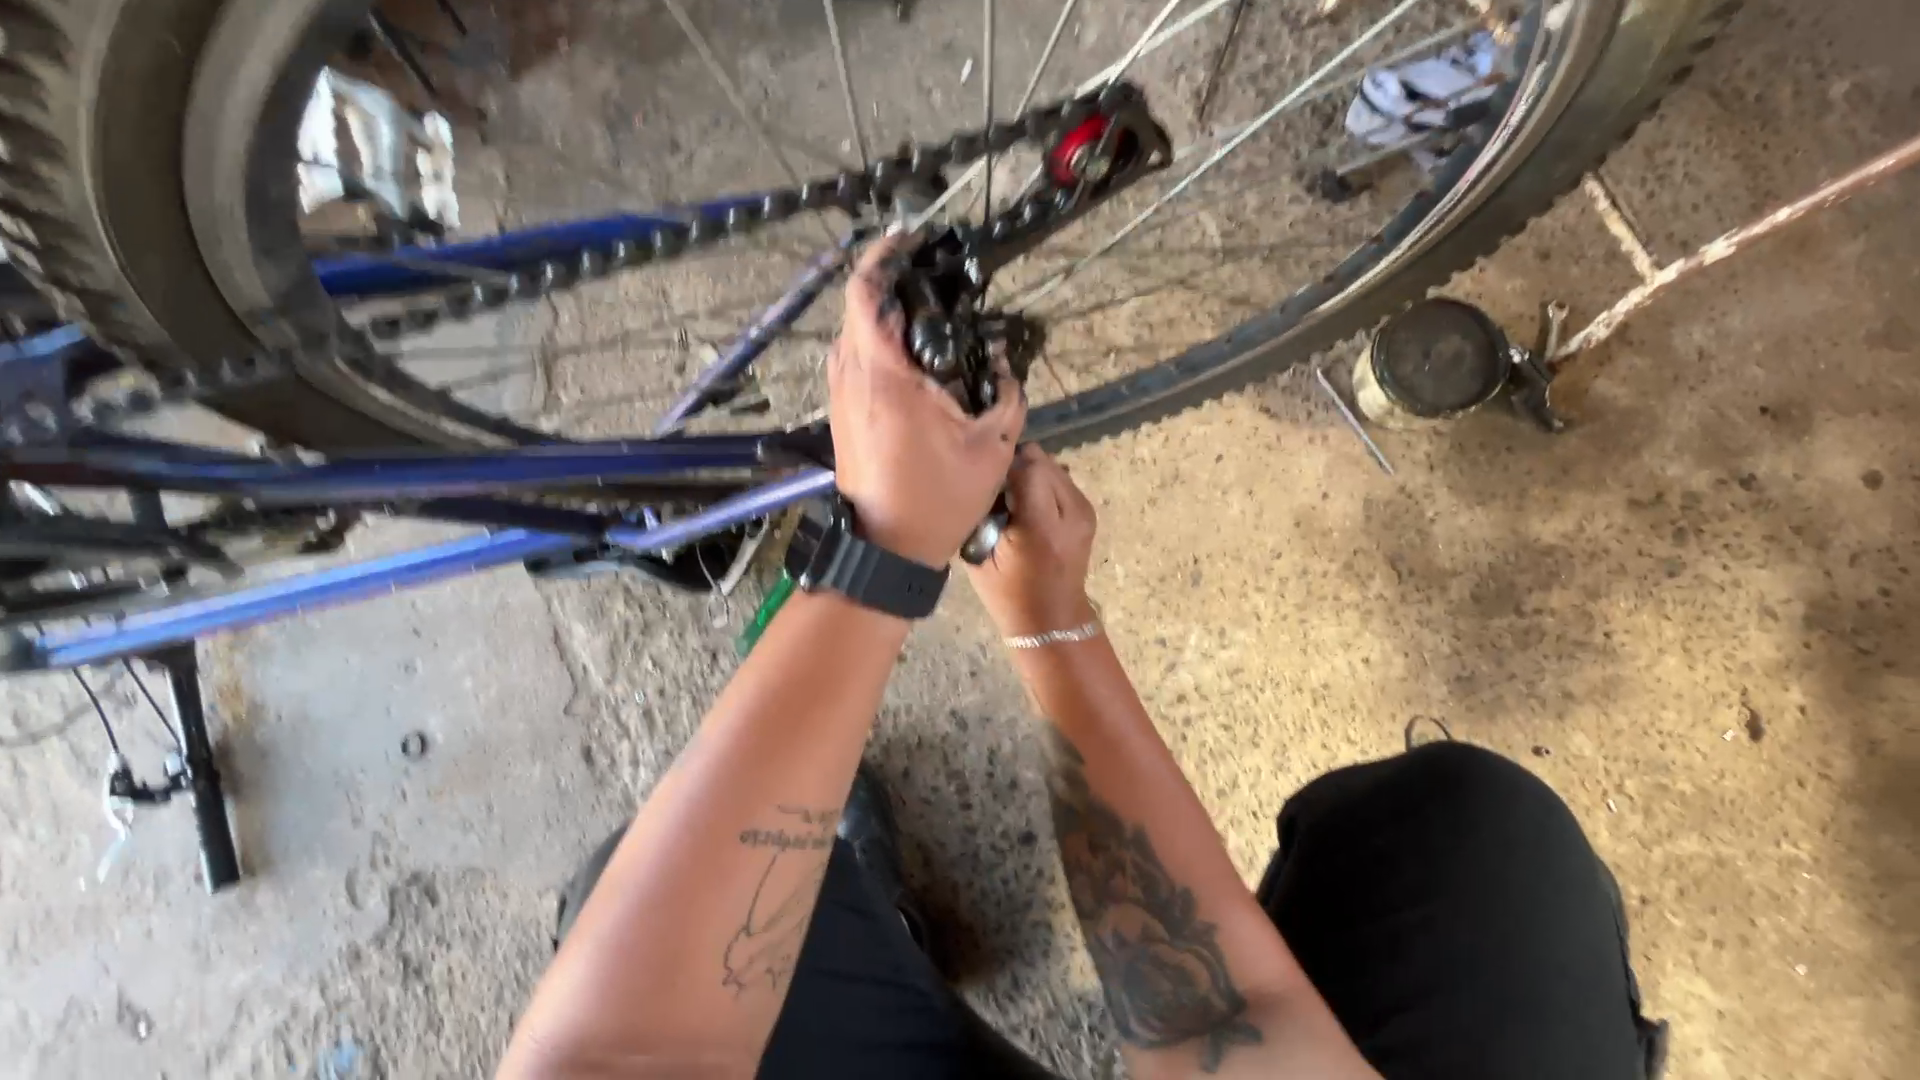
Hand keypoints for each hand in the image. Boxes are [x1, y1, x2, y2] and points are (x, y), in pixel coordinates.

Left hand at [829, 232, 1025, 565]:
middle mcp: (851, 377)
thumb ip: (1005, 397)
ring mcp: (840, 397)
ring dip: (881, 317)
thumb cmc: (937, 499)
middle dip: (890, 285)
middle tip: (930, 279)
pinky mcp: (840, 415)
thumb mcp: (990, 447)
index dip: (883, 255)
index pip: (864, 292)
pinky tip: (910, 360)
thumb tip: (1006, 365)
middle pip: (857, 308)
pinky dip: (876, 347)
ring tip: (923, 316)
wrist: (886, 548)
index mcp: (884, 375)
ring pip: (852, 336)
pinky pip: (854, 363)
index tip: (910, 240)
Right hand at [965, 444, 1097, 635]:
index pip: (1026, 467)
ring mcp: (1084, 509)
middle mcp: (1071, 511)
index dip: (1002, 466)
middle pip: (1041, 460)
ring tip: (1011, 498)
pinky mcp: (1087, 511)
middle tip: (996, 488)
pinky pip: (1060, 479)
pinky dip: (1041, 483)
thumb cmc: (1009, 595)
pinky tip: (1026, 505)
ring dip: (1029, 473)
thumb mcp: (981, 557)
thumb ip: (982, 513)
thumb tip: (982, 478)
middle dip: (1016, 466)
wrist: (1053, 620)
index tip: (983, 478)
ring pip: (1052, 465)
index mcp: (1042, 526)